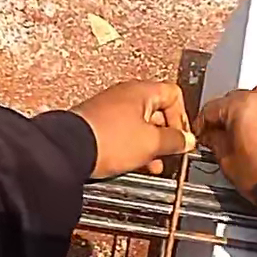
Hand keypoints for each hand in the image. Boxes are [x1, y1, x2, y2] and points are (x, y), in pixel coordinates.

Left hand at [69, 81, 195, 178]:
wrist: (68, 150)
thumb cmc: (110, 140)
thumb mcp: (152, 143)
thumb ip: (174, 140)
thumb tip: (188, 140)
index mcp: (141, 91)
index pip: (173, 95)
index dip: (182, 117)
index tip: (181, 138)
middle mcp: (125, 95)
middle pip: (156, 111)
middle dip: (165, 135)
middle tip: (168, 153)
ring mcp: (109, 109)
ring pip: (139, 125)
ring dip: (149, 145)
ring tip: (151, 164)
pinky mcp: (97, 124)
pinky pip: (122, 133)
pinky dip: (132, 146)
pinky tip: (132, 164)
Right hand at [194, 86, 256, 198]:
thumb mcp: (229, 163)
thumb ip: (216, 143)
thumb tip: (213, 137)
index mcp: (243, 104)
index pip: (212, 108)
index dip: (203, 124)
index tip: (203, 134)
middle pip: (236, 101)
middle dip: (228, 118)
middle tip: (223, 139)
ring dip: (250, 118)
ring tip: (248, 141)